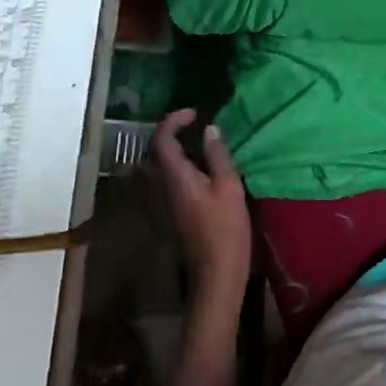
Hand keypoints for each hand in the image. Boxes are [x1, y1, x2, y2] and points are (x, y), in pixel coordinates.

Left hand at [153, 108, 251, 297]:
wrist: (216, 272)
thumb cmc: (225, 228)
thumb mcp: (229, 186)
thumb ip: (217, 155)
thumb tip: (209, 129)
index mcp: (174, 176)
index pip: (161, 139)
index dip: (174, 120)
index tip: (195, 113)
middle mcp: (161, 186)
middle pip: (157, 151)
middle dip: (173, 133)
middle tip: (198, 125)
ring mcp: (165, 200)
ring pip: (162, 166)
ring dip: (177, 150)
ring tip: (203, 144)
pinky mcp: (172, 211)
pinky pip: (169, 179)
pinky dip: (181, 166)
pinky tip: (204, 169)